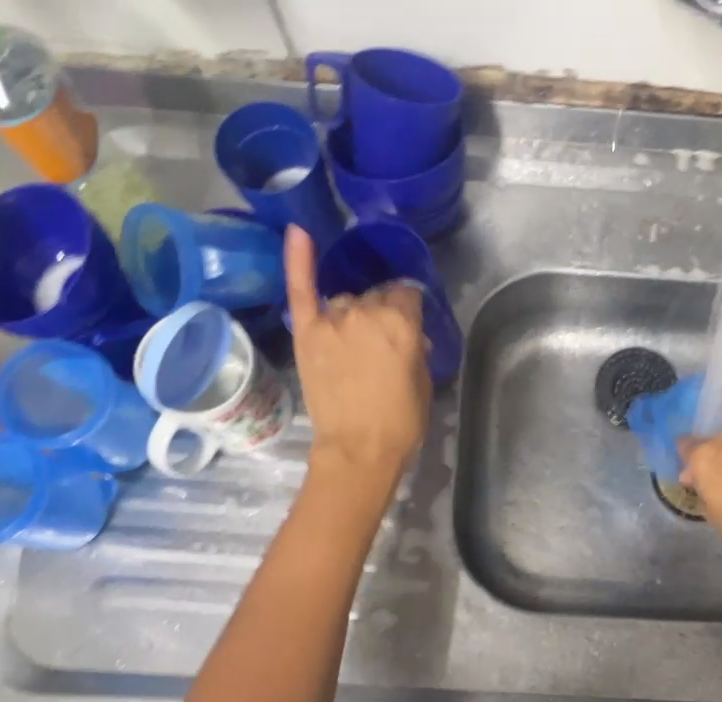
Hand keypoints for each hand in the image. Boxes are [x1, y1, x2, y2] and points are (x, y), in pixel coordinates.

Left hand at [285, 225, 431, 479]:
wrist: (359, 449)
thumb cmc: (401, 423)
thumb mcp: (423, 382)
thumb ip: (415, 348)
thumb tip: (410, 336)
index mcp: (402, 322)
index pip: (408, 295)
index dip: (411, 309)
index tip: (411, 324)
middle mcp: (366, 311)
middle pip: (377, 296)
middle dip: (384, 313)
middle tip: (384, 345)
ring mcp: (333, 319)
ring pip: (348, 301)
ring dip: (355, 313)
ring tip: (357, 341)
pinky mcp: (307, 332)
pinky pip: (302, 288)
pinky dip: (298, 259)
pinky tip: (298, 231)